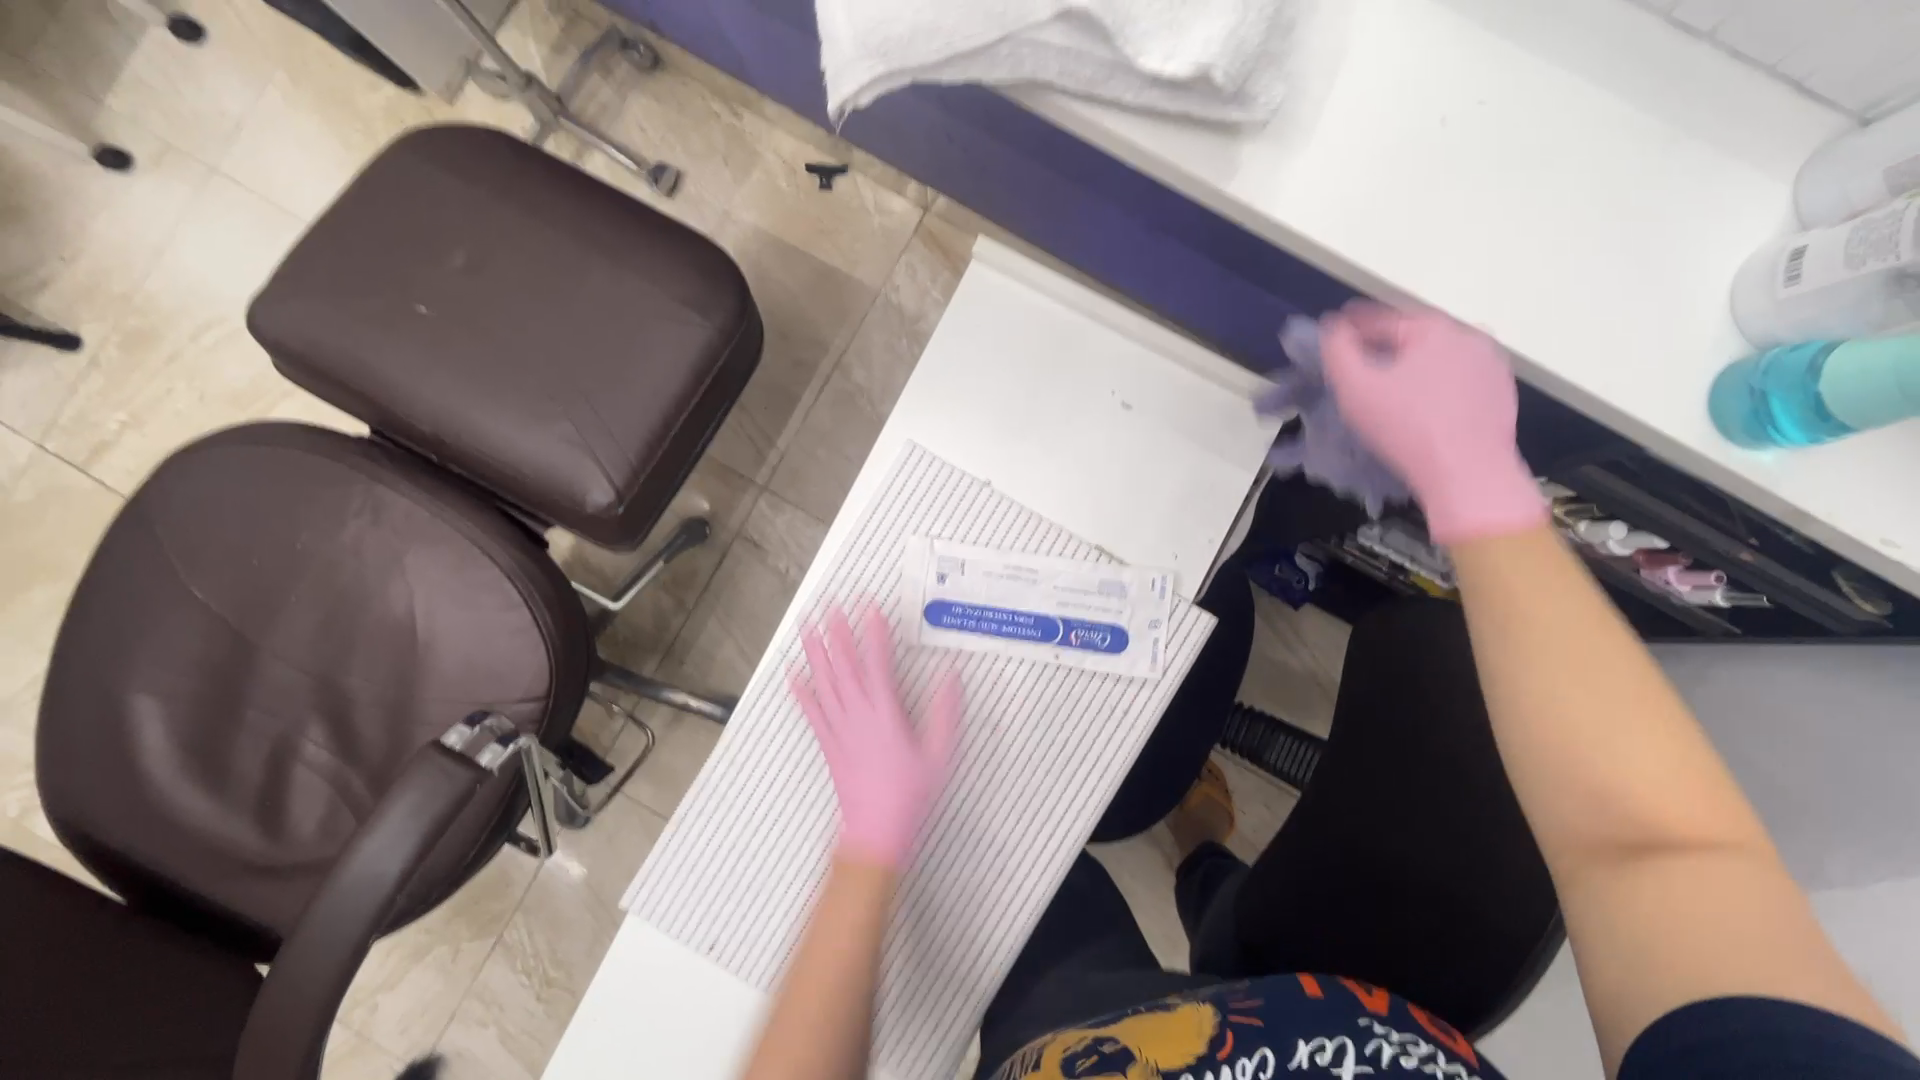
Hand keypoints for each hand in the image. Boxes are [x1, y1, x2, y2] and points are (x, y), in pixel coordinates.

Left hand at [791, 606, 961, 867]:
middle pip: (844, 666)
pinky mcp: (827, 744)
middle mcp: (858, 715)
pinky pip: (811, 712)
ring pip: (823, 682)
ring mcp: (839, 729)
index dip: (873, 632)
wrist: (876, 831)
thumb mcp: (940, 754)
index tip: (868, 605)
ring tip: (807, 625)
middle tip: (829, 603)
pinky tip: (791, 673)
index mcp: (886, 713)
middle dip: (837, 632)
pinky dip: (800, 691)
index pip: (878, 662)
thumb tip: (951, 674)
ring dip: (815, 652)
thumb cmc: (912, 793)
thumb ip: (945, 713)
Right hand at [1318, 302, 1545, 543]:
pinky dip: (1435, 391)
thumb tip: (1334, 328)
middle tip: (1358, 370)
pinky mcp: (1501, 396)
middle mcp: (1471, 338)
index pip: (1383, 320)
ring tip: (1388, 393)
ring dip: (1412, 370)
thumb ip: (1337, 350)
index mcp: (1436, 328)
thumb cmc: (1406, 426)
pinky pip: (1457, 385)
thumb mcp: (1355, 387)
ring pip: (1438, 362)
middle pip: (1413, 339)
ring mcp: (1492, 367)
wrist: (1468, 474)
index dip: (1352, 328)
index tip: (1333, 334)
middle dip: (1384, 350)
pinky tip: (1419, 413)